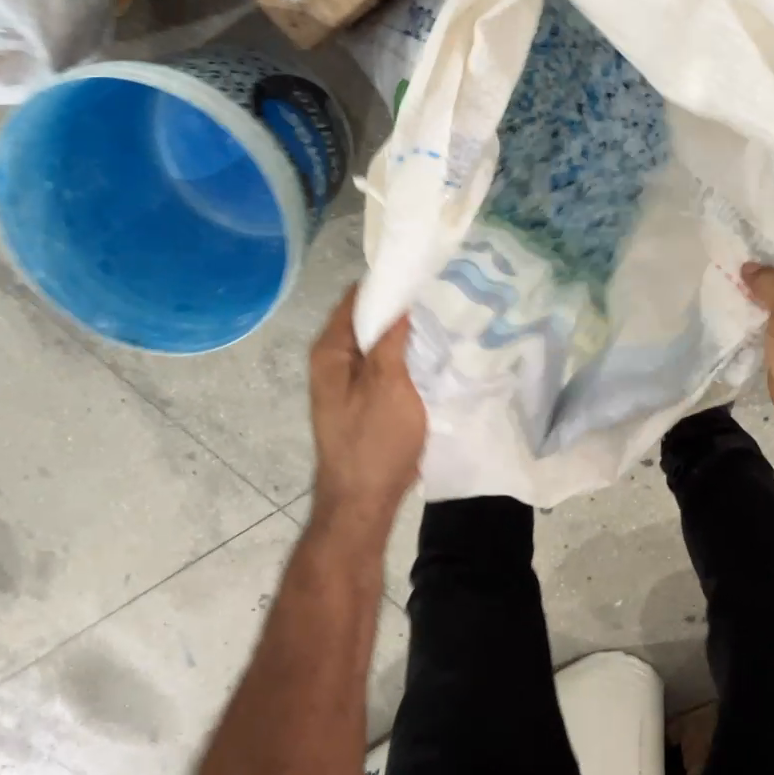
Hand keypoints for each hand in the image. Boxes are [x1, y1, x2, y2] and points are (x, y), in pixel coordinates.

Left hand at [308, 285, 426, 520]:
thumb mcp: (389, 384)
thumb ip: (392, 338)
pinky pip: (384, 365)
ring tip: (443, 318)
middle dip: (401, 306)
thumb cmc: (374, 442)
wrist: (362, 504)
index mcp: (330, 350)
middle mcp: (333, 361)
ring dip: (405, 333)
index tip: (424, 271)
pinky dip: (404, 356)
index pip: (357, 297)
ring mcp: (347, 382)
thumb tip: (401, 300)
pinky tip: (432, 354)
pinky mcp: (363, 400)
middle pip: (367, 319)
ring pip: (378, 343)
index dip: (389, 282)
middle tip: (441, 293)